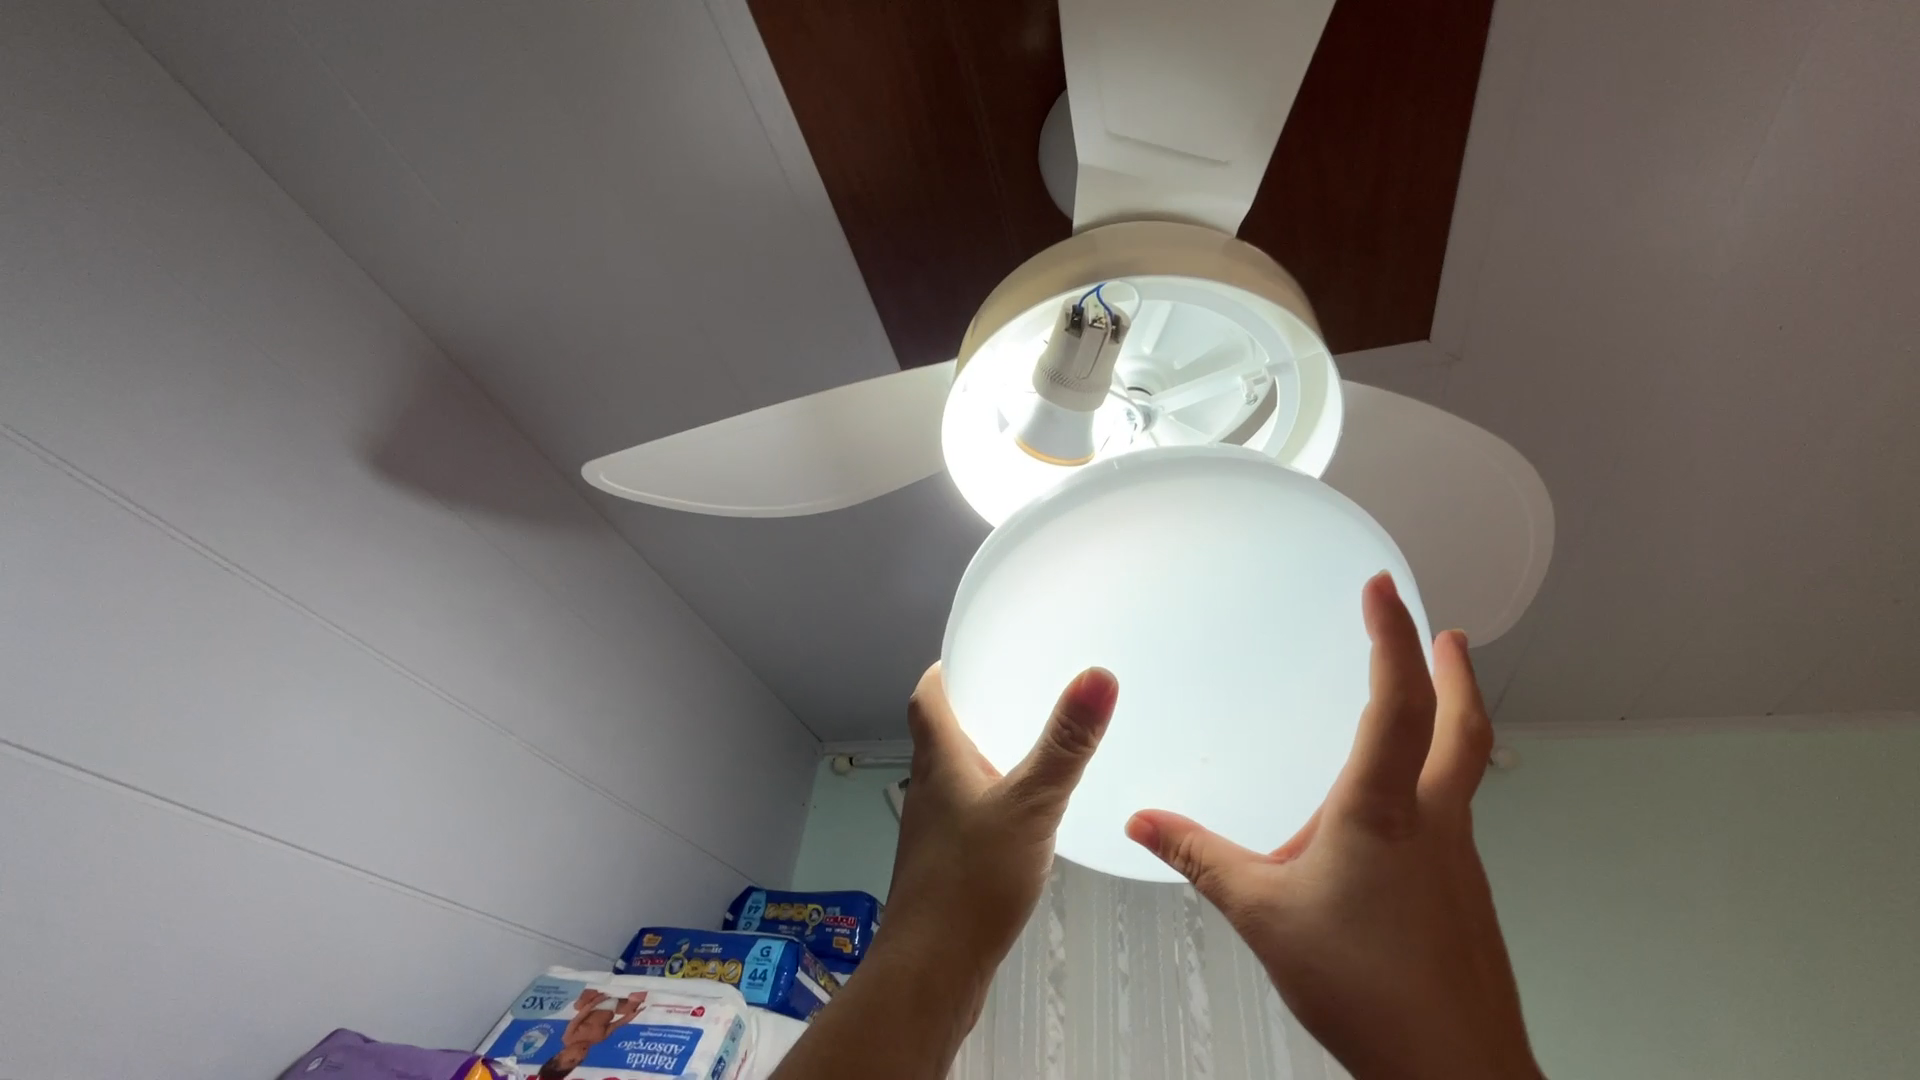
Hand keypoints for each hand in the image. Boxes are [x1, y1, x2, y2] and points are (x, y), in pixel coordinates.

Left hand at [773, 664, 1117, 1079]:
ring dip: (984, 754)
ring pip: (955, 774)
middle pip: (941, 733)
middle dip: (973, 708)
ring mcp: (935, 828)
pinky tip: (1026, 814)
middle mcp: (928, 787)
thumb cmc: (973, 879)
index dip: (945, 672)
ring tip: (1029, 745)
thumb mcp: (1029, 803)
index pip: (926, 698)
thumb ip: (1065, 744)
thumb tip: (1097, 675)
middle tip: (1016, 692)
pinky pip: (969, 812)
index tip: (975, 655)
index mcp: (938, 760)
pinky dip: (993, 798)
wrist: (934, 970)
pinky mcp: (947, 863)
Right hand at [1127, 573, 1541, 1079]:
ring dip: (1448, 722)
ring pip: (1463, 769)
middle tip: (1444, 631)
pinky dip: (1430, 782)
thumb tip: (1142, 821)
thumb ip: (1199, 857)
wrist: (1456, 1075)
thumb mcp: (1262, 912)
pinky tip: (1394, 810)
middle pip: (1462, 727)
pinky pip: (1447, 815)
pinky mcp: (1464, 893)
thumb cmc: (1364, 988)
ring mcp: (1458, 858)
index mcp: (1382, 810)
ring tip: (1418, 705)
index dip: (1391, 638)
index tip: (1381, 589)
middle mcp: (1431, 821)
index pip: (1397, 703)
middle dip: (1451, 671)